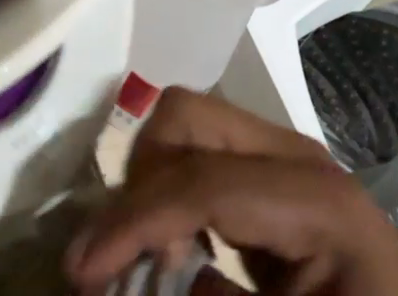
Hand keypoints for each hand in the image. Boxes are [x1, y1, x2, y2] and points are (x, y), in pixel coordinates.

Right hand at [66, 88, 397, 295]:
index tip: (80, 272)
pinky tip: (169, 246)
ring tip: (138, 252)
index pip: (200, 183)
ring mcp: (287, 159)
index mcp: (317, 201)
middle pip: (188, 117)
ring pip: (188, 123)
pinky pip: (202, 152)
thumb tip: (123, 282)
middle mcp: (298, 159)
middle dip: (139, 179)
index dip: (132, 222)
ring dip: (149, 180)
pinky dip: (169, 188)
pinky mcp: (274, 175)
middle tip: (119, 254)